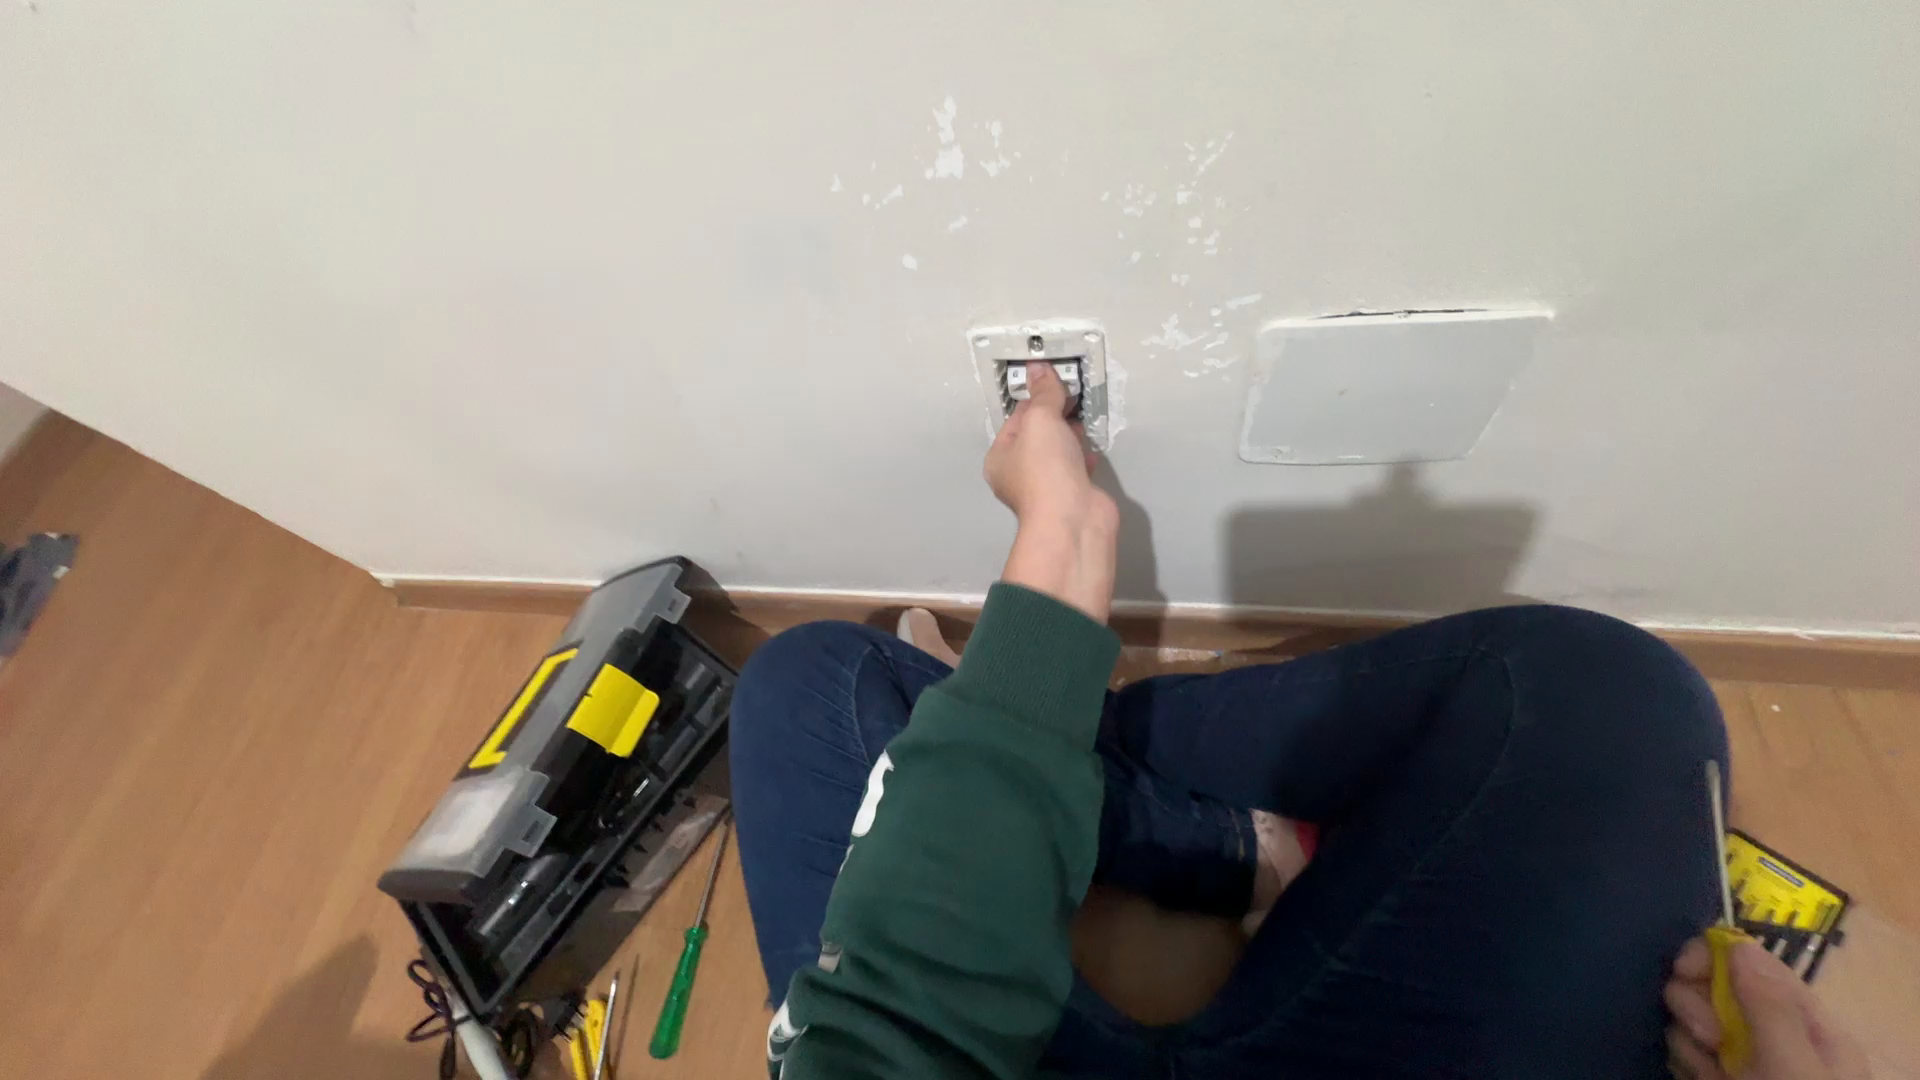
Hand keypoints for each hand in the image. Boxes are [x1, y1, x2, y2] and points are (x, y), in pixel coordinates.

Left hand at [984, 363, 1118, 621]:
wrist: (1074, 519)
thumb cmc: (1045, 472)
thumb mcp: (1040, 420)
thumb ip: (1043, 393)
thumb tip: (1039, 369)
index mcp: (1000, 460)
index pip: (1015, 419)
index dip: (1033, 398)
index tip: (1051, 381)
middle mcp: (1020, 475)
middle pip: (1037, 436)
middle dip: (1053, 416)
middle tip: (1070, 396)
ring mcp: (1047, 487)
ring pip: (1058, 452)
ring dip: (1069, 434)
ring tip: (1082, 416)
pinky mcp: (1072, 495)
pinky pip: (1076, 468)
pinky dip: (1083, 455)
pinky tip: (1091, 448)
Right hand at [1665, 938, 1869, 1079]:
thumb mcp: (1793, 1070)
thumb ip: (1769, 1006)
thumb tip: (1737, 942)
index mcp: (1809, 1026)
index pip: (1750, 960)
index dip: (1709, 955)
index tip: (1684, 970)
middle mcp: (1774, 1033)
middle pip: (1709, 984)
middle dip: (1693, 1006)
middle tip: (1707, 1040)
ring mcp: (1745, 1056)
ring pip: (1688, 1015)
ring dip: (1687, 1040)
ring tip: (1708, 1075)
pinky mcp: (1717, 1073)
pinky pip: (1683, 1046)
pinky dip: (1685, 1062)